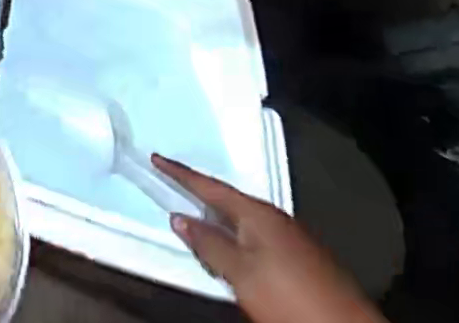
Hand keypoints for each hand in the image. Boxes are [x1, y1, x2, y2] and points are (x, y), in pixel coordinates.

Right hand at [154, 155, 384, 322]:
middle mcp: (274, 218)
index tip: (156, 157)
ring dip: (217, 218)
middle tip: (172, 184)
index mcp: (256, 213)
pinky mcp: (302, 262)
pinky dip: (235, 236)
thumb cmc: (289, 300)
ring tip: (195, 218)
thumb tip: (179, 217)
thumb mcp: (241, 274)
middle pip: (228, 200)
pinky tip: (231, 251)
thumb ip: (209, 244)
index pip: (210, 187)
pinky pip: (256, 237)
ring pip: (243, 221)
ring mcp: (291, 239)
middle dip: (200, 193)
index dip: (181, 174)